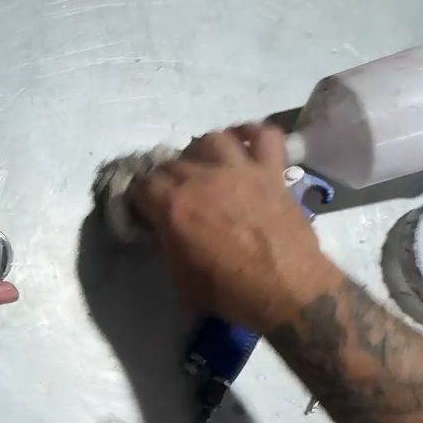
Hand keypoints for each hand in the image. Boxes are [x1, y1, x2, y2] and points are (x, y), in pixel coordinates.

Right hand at [128, 123, 338, 331]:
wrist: (285, 290)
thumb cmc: (227, 290)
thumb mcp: (179, 274)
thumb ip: (165, 242)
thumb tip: (161, 226)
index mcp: (173, 206)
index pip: (141, 186)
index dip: (137, 197)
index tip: (141, 208)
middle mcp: (202, 179)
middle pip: (171, 163)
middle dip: (163, 178)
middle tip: (169, 194)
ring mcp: (239, 170)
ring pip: (211, 139)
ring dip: (200, 150)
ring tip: (202, 164)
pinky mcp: (272, 171)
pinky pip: (264, 135)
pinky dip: (252, 133)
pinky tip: (242, 142)